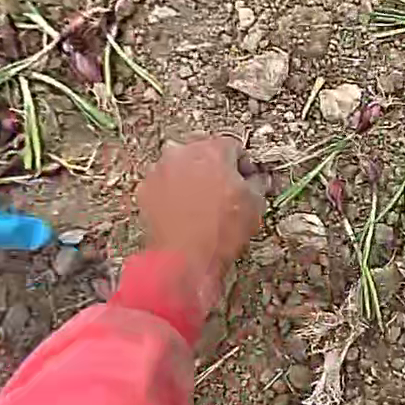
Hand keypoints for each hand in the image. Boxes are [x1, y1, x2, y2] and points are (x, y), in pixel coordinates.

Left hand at [135, 135, 264, 294]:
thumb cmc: (222, 230)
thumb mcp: (256, 203)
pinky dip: (175, 192)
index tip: (247, 180)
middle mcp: (182, 154)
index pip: (233, 146)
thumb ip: (258, 182)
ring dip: (194, 178)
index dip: (244, 165)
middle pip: (204, 152)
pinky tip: (188, 212)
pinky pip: (166, 183)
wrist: (186, 258)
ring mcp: (160, 171)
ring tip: (205, 204)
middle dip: (216, 168)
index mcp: (212, 151)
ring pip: (183, 166)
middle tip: (226, 191)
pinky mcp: (146, 190)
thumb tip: (258, 178)